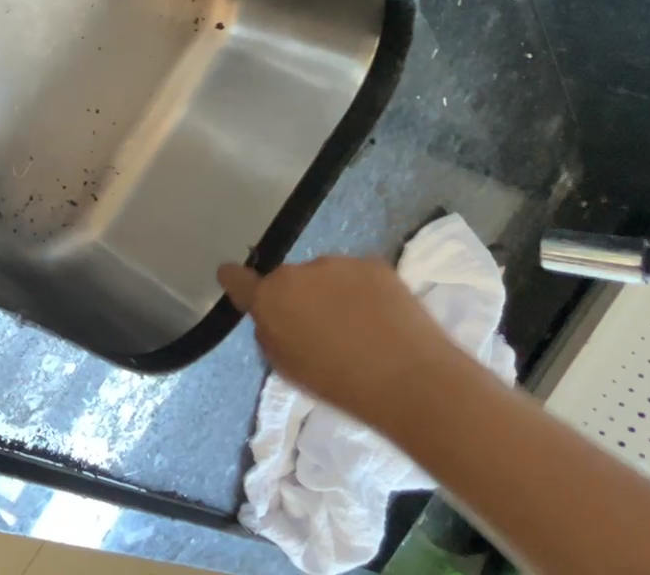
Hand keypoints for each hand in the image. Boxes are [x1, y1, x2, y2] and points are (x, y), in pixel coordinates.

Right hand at [217, 256, 470, 427]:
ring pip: (324, 275)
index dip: (236, 282)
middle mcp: (294, 273)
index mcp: (268, 299)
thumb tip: (275, 318)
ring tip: (362, 325)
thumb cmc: (342, 385)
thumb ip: (271, 334)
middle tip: (325, 328)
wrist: (415, 383)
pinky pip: (358, 274)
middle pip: (287, 281)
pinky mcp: (374, 265)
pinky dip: (365, 290)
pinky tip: (384, 317)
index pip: (234, 277)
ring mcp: (335, 264)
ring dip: (332, 292)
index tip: (244, 290)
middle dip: (298, 297)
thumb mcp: (288, 367)